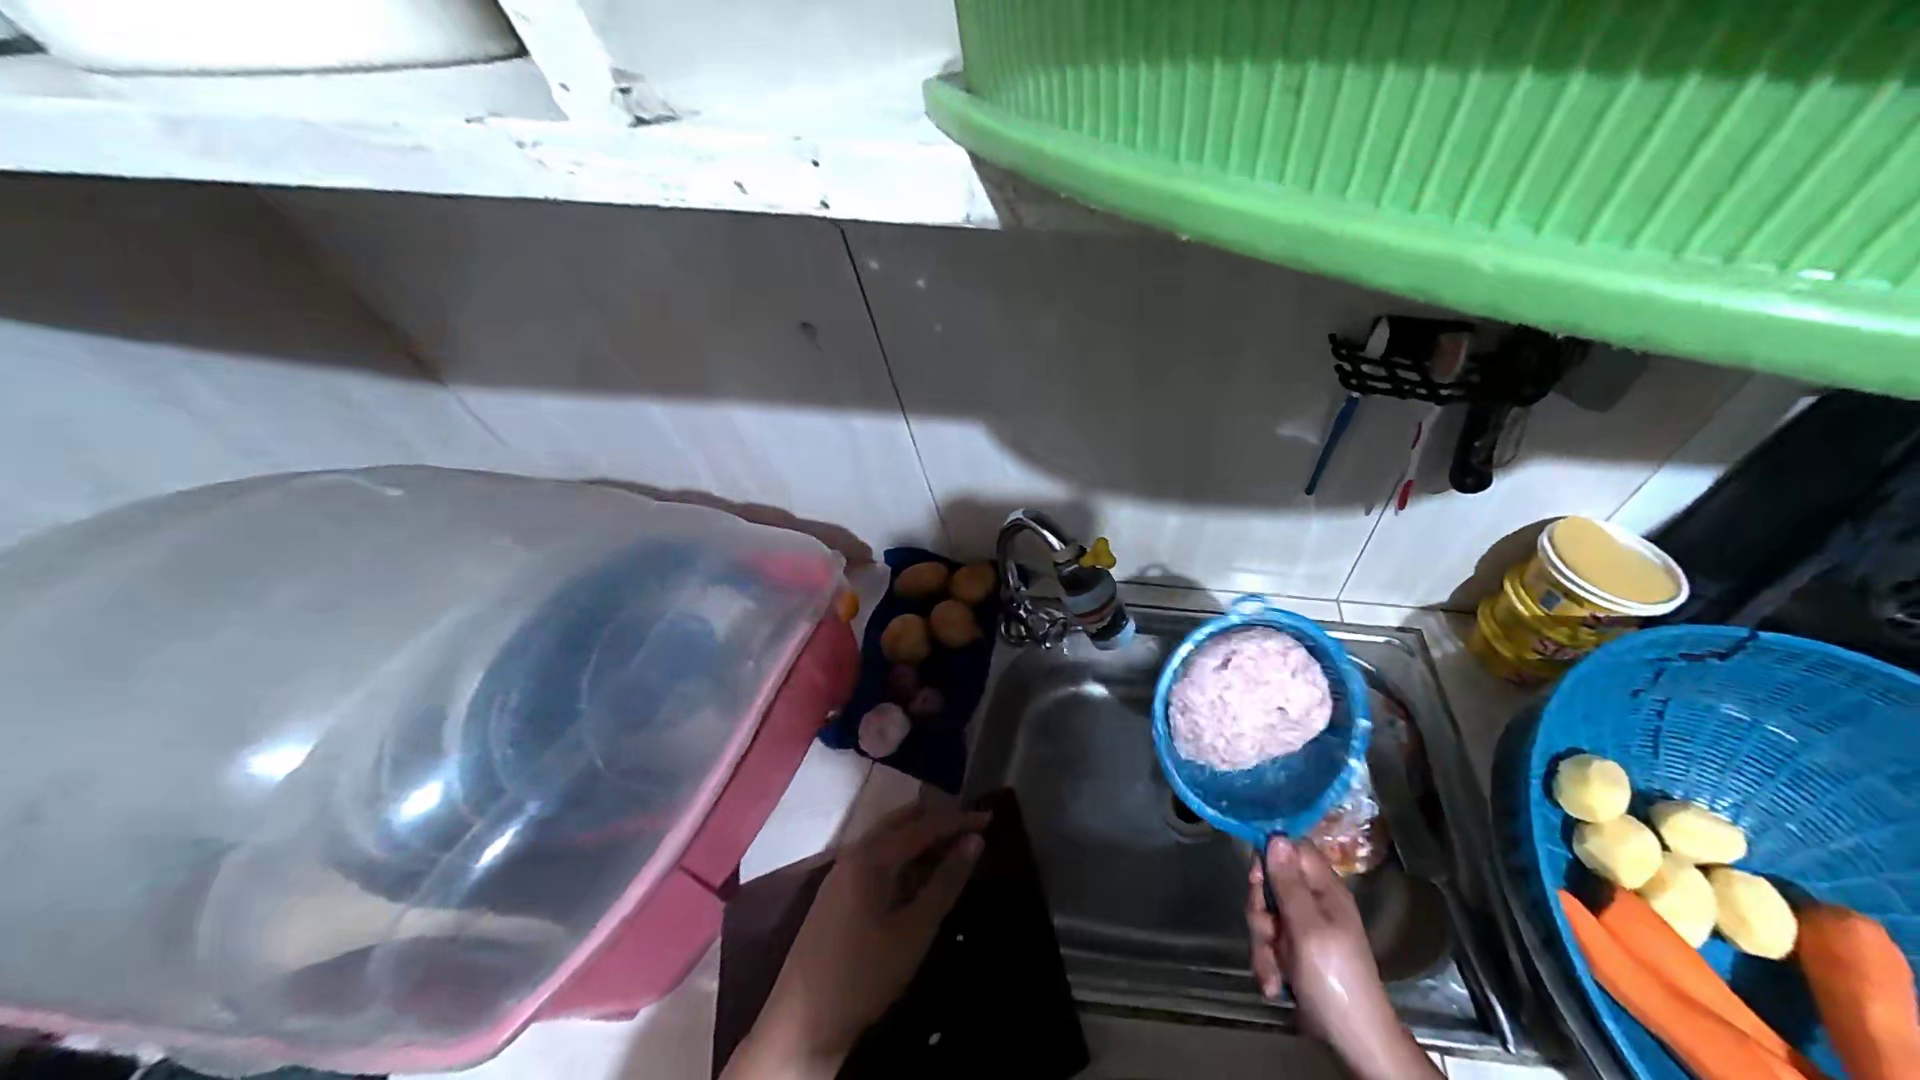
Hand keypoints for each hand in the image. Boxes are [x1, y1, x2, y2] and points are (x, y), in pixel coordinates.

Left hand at [725, 802, 988, 1079]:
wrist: (802, 1022)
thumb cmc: (865, 973)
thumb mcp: (915, 930)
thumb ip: (946, 881)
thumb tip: (974, 840)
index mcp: (870, 856)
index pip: (922, 825)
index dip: (958, 820)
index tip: (989, 817)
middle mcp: (853, 853)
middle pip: (902, 823)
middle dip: (937, 821)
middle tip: (972, 828)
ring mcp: (842, 872)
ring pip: (888, 841)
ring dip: (920, 839)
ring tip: (953, 848)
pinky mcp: (838, 892)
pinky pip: (877, 860)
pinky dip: (904, 858)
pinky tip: (920, 876)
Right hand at [1247, 838, 1440, 1079]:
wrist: (1353, 1041)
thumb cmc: (1335, 979)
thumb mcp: (1307, 928)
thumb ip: (1288, 883)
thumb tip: (1276, 836)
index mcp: (1325, 889)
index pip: (1292, 848)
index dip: (1269, 855)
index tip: (1257, 878)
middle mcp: (1313, 903)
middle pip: (1269, 882)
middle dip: (1259, 909)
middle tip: (1268, 930)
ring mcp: (1303, 928)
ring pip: (1262, 914)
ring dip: (1262, 943)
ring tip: (1274, 969)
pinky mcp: (1293, 952)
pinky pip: (1266, 942)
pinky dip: (1266, 961)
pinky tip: (1275, 982)